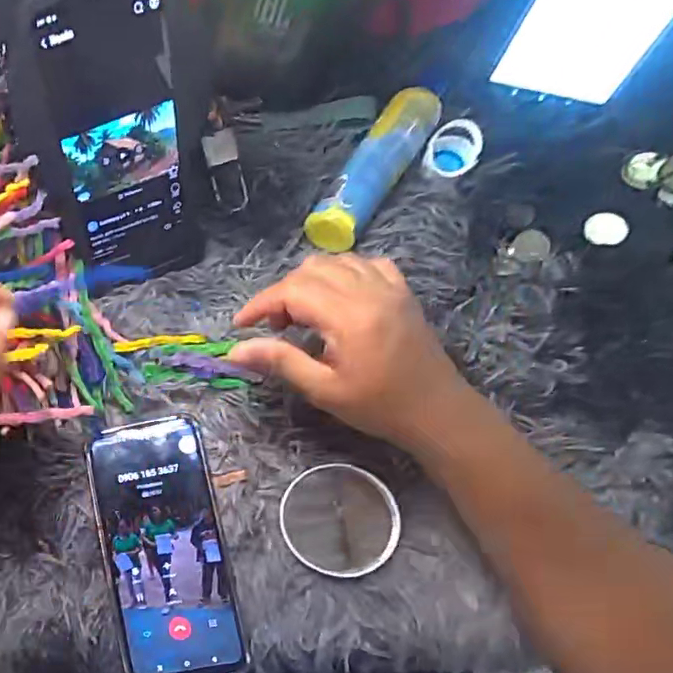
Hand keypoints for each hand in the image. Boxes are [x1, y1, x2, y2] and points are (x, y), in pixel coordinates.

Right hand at [226, 255, 476, 448]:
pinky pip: (364, 264)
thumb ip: (280, 361)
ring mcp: (389, 286)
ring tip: (301, 315)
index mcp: (349, 316)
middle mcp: (369, 290)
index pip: (292, 291)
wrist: (436, 410)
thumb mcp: (323, 390)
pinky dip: (340, 274)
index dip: (260, 304)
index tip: (240, 325)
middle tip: (274, 329)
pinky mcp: (401, 290)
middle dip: (282, 294)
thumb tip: (236, 351)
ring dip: (308, 282)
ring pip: (335, 262)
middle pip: (310, 270)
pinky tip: (335, 298)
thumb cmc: (378, 406)